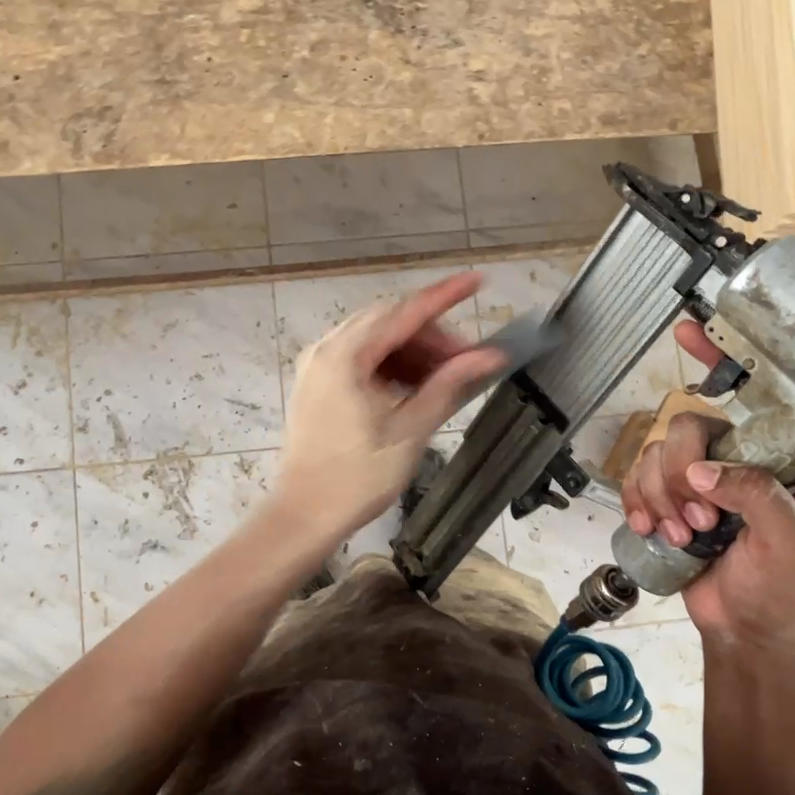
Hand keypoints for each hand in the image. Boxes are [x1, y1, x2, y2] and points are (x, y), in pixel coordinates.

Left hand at [276, 272, 508, 539]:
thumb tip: (490, 356)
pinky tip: (413, 387)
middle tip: (466, 359)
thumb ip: (448, 385)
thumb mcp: (410, 430)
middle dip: (431, 334)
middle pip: (388, 321)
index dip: (445, 296)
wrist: (305, 514)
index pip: (405, 313)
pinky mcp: (316, 382)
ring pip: (374, 337)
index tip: (477, 281)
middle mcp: (326, 349)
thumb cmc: (357, 478)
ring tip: (444, 378)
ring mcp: (317, 364)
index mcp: (346, 357)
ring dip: (412, 350)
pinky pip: (359, 356)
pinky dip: (389, 363)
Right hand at [619, 321, 794, 653]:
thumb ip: (758, 497)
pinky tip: (651, 529)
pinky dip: (639, 503)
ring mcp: (702, 484)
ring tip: (681, 536)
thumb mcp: (793, 545)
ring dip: (660, 496)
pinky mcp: (671, 505)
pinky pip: (639, 481)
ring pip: (657, 455)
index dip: (723, 360)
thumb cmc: (789, 593)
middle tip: (699, 518)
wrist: (750, 637)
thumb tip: (701, 474)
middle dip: (681, 472)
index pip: (757, 398)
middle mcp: (738, 463)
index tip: (688, 332)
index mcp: (781, 462)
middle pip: (688, 428)